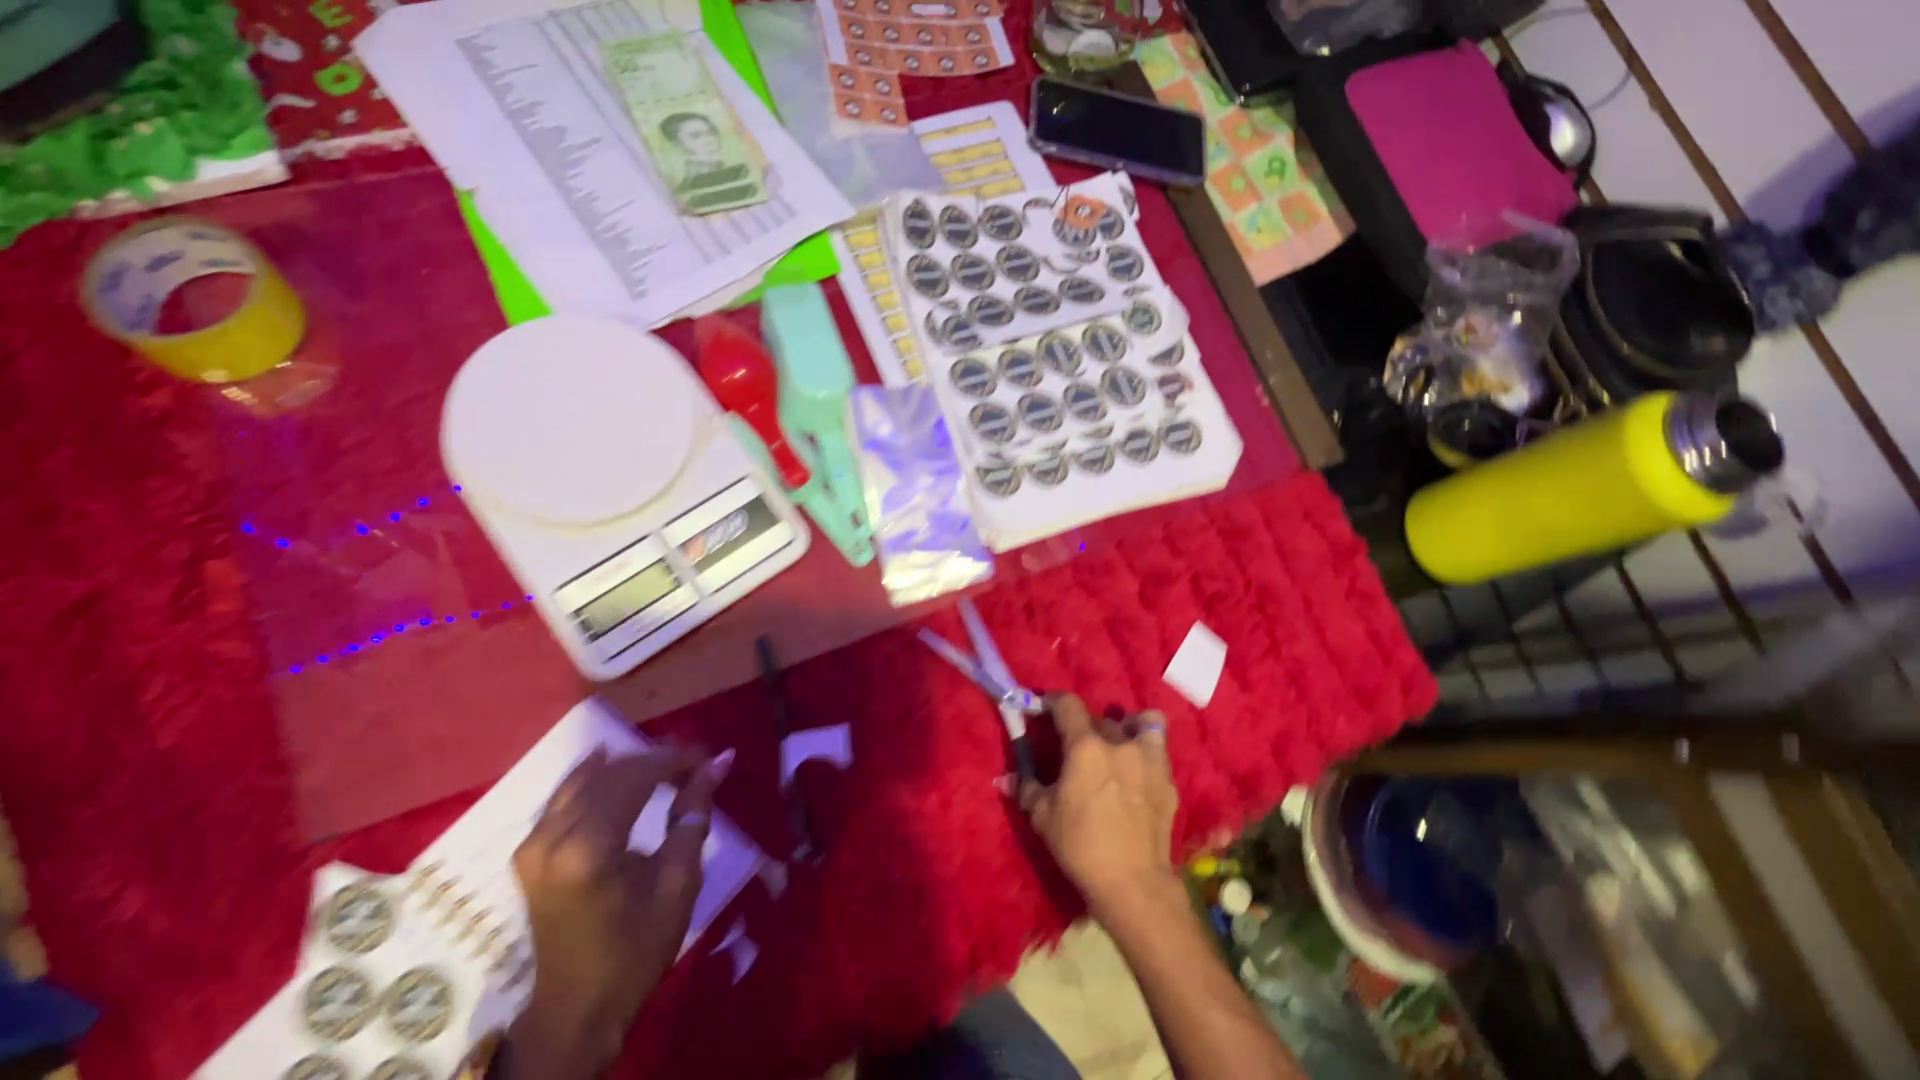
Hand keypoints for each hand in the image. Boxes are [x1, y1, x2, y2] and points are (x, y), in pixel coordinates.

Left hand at [501, 746, 731, 1077]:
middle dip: (652, 760)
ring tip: (664, 769)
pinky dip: (595, 781)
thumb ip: (693, 817)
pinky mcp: (527, 851)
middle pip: (608, 773)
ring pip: (582, 779)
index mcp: (588, 848)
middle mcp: (551, 836)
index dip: (674, 760)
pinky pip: (563, 797)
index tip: (708, 759)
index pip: (635, 776)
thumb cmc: (637, 951)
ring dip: (625, 767)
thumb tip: (717, 763)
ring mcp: (532, 842)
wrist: (577, 1005)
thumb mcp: (678, 885)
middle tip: (693, 764)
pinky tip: (618, 775)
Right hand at [1019, 694, 1177, 913]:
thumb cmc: (1080, 846)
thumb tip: (1007, 778)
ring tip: (1118, 749)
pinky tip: (1137, 777)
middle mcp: (1121, 743)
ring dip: (1127, 730)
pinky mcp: (1169, 781)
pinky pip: (1158, 753)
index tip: (1044, 709)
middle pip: (1102, 719)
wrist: (1133, 881)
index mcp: (1086, 747)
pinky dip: (1146, 755)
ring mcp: (1151, 760)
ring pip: (1141, 725)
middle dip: (1087, 727)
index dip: (1053, 701)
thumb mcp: (1042, 817)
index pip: (1068, 704)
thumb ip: (1027, 788)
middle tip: (1077, 748)